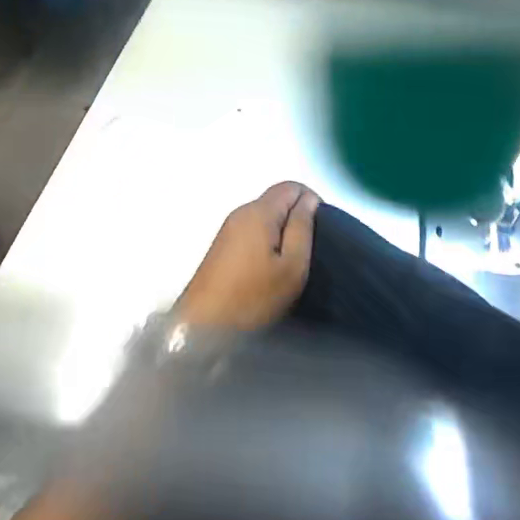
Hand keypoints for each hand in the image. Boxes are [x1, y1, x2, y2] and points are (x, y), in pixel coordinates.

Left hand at [176, 183, 320, 330]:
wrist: (201, 332)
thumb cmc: (251, 300)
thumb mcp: (292, 265)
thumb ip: (303, 226)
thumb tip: (310, 201)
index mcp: (258, 212)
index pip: (292, 186)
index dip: (312, 202)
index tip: (318, 232)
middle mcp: (239, 214)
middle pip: (277, 200)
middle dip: (296, 220)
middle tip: (305, 254)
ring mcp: (226, 231)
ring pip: (265, 218)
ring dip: (281, 236)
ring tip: (287, 268)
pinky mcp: (220, 250)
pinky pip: (252, 234)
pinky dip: (266, 246)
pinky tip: (268, 274)